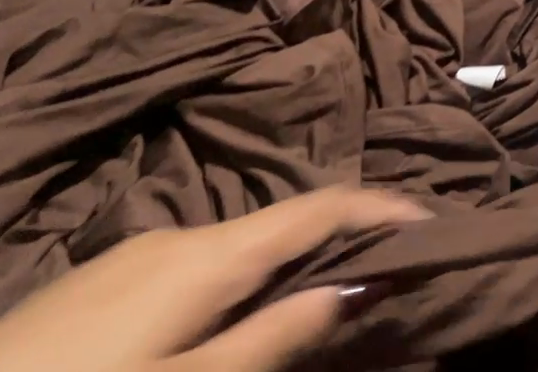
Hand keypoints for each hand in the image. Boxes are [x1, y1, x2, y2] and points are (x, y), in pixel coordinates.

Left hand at [0, 187, 430, 371]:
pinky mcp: (103, 277)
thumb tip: (355, 286)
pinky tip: (239, 310)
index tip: (434, 218)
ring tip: (321, 290)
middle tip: (388, 264)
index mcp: (210, 253)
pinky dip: (245, 273)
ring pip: (244, 241)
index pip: (322, 206)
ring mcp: (135, 252)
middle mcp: (181, 234)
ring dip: (292, 259)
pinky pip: (202, 259)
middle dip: (343, 237)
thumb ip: (276, 334)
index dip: (384, 204)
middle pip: (286, 221)